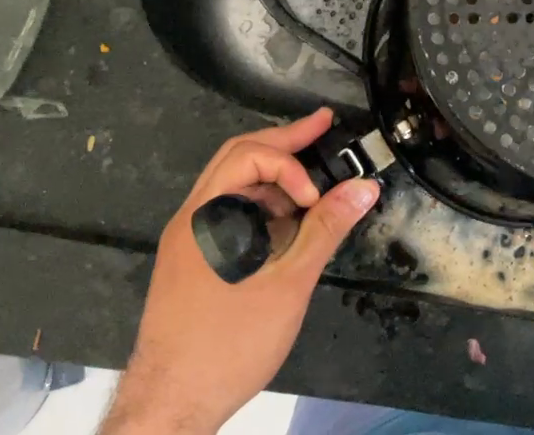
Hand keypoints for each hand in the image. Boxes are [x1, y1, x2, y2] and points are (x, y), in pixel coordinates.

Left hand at [99, 110, 379, 434]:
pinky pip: (228, 212)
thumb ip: (326, 229)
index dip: (291, 167)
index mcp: (204, 217)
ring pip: (231, 184)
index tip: (320, 196)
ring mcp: (188, 242)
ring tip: (313, 178)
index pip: (249, 158)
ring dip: (273, 173)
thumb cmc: (228, 345)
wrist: (169, 410)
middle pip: (236, 158)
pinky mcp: (192, 263)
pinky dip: (262, 202)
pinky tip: (288, 220)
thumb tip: (364, 187)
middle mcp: (191, 220)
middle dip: (284, 141)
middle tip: (324, 126)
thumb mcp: (288, 285)